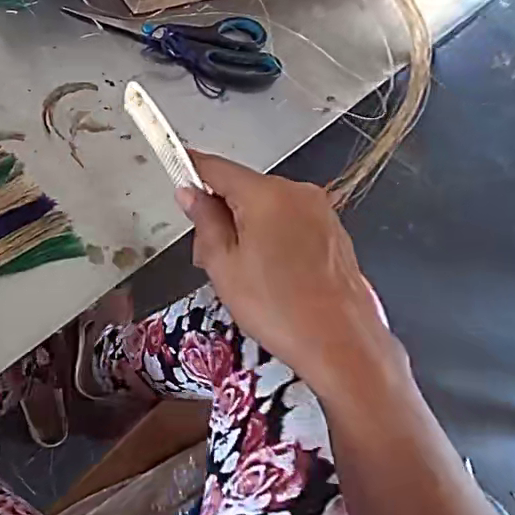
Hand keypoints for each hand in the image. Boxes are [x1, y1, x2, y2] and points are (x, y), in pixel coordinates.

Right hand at [178, 150, 404, 406]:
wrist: (343, 347)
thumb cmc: (276, 306)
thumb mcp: (221, 262)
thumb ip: (203, 219)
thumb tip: (190, 193)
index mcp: (267, 194)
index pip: (215, 167)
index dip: (188, 168)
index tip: (171, 170)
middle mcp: (298, 193)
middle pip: (240, 187)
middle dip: (217, 210)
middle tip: (205, 253)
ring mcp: (321, 213)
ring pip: (263, 206)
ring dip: (242, 226)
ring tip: (237, 271)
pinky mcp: (334, 234)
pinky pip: (287, 222)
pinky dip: (267, 236)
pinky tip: (265, 273)